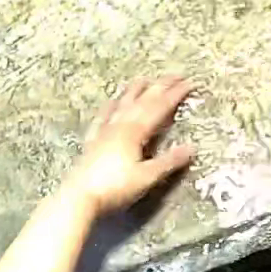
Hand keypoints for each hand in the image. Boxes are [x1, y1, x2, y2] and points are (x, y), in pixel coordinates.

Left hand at [61, 76, 197, 216]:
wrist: (79, 196)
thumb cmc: (114, 188)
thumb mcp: (146, 177)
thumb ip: (168, 162)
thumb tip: (191, 148)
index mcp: (134, 132)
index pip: (159, 107)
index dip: (175, 94)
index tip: (190, 82)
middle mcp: (119, 126)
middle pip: (142, 101)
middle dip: (160, 87)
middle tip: (174, 75)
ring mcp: (103, 131)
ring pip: (122, 104)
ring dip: (135, 91)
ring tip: (144, 80)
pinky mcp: (92, 141)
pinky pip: (103, 116)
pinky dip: (110, 106)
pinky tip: (111, 102)